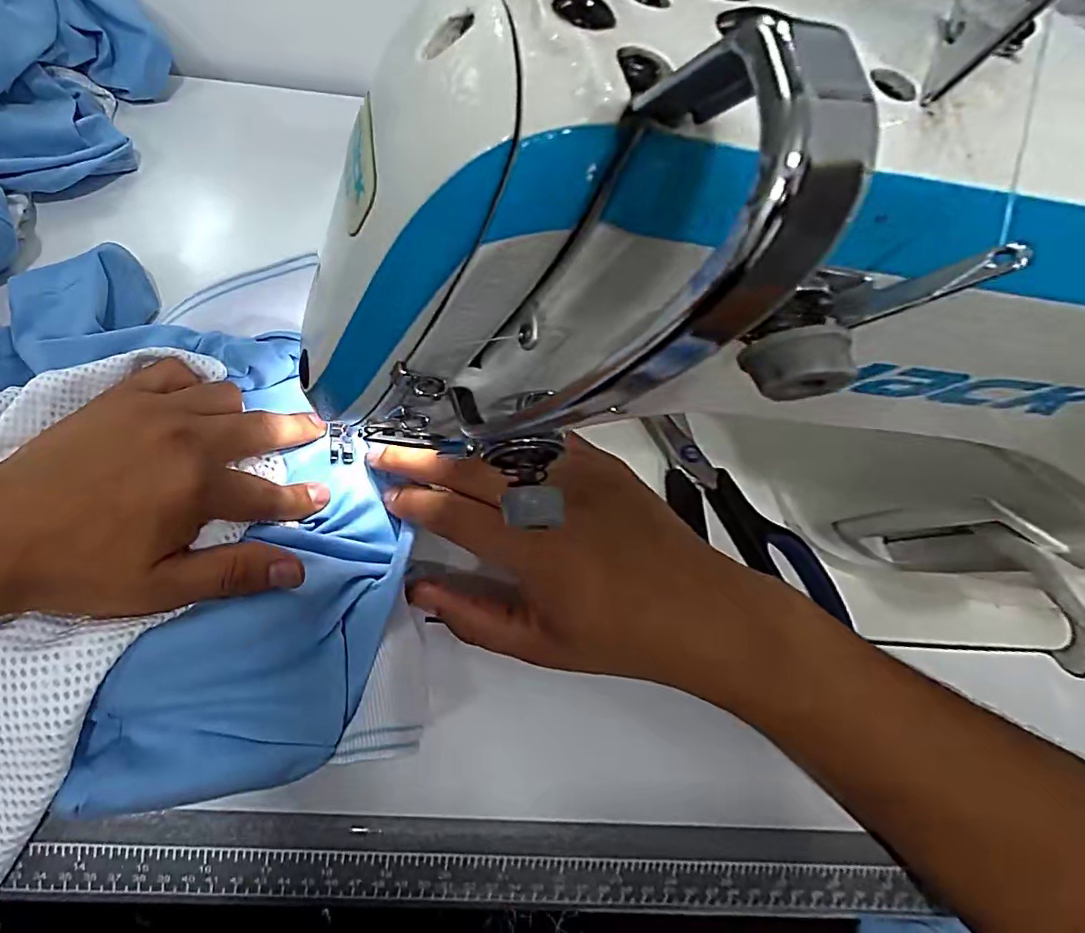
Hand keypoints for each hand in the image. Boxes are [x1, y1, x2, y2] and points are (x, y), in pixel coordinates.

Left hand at [0, 358, 327, 634]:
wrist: (0, 529)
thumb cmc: (81, 567)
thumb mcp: (159, 586)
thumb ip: (231, 573)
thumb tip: (295, 567)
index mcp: (197, 486)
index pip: (267, 492)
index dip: (299, 498)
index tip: (323, 494)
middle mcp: (185, 435)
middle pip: (257, 425)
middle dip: (293, 431)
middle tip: (314, 431)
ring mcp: (152, 407)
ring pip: (221, 392)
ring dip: (243, 410)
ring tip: (248, 426)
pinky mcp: (121, 394)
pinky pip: (173, 370)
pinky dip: (194, 381)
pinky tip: (192, 398)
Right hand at [375, 432, 820, 701]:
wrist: (704, 612)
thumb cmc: (618, 637)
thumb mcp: (540, 645)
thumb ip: (473, 617)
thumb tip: (419, 590)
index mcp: (535, 552)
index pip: (455, 515)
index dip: (415, 502)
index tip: (388, 496)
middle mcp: (551, 502)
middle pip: (468, 469)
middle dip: (417, 460)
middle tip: (380, 453)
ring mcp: (578, 474)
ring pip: (499, 448)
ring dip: (452, 445)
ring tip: (417, 443)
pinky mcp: (599, 461)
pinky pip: (539, 439)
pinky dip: (502, 438)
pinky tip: (478, 439)